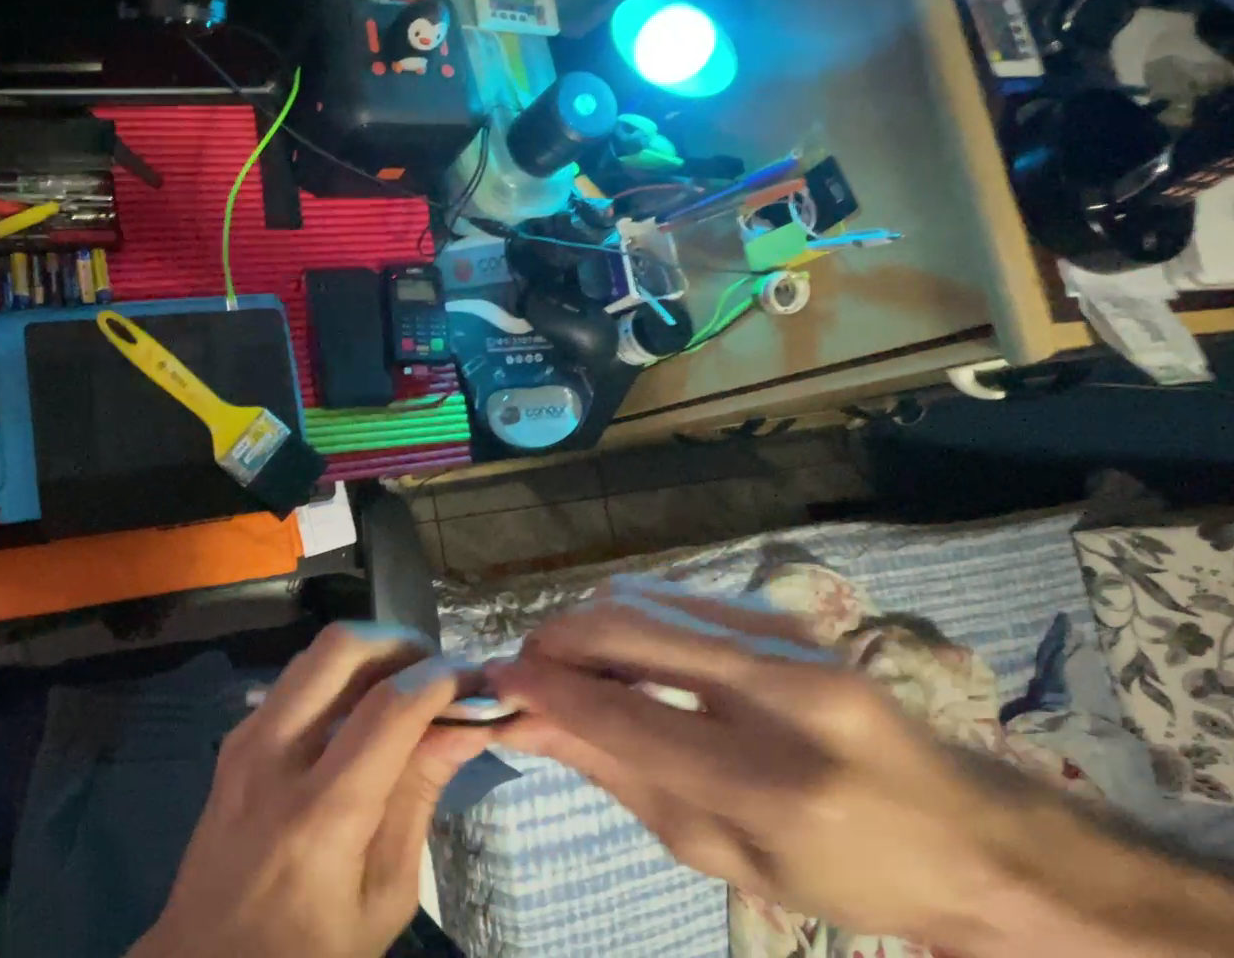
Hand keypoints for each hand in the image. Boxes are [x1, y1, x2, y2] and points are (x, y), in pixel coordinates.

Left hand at [130, 623, 490, 957]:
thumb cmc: (309, 949)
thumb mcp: (383, 894)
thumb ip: (417, 799)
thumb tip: (463, 728)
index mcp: (322, 812)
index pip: (390, 708)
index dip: (441, 680)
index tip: (474, 678)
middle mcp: (275, 756)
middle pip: (339, 650)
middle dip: (398, 642)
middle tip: (435, 667)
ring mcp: (245, 741)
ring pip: (311, 655)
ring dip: (367, 652)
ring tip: (406, 680)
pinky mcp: (233, 740)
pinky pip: (290, 682)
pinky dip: (335, 675)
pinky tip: (360, 705)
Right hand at [487, 582, 1048, 950]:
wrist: (973, 835)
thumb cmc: (843, 871)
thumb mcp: (719, 852)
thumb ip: (616, 776)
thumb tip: (526, 726)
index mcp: (771, 785)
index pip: (622, 718)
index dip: (545, 694)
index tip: (496, 682)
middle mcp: (782, 693)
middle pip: (624, 629)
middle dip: (554, 641)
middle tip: (524, 668)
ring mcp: (790, 640)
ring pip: (643, 600)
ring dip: (586, 626)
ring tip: (572, 667)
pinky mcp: (788, 617)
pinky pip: (674, 598)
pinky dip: (626, 618)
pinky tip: (623, 654)